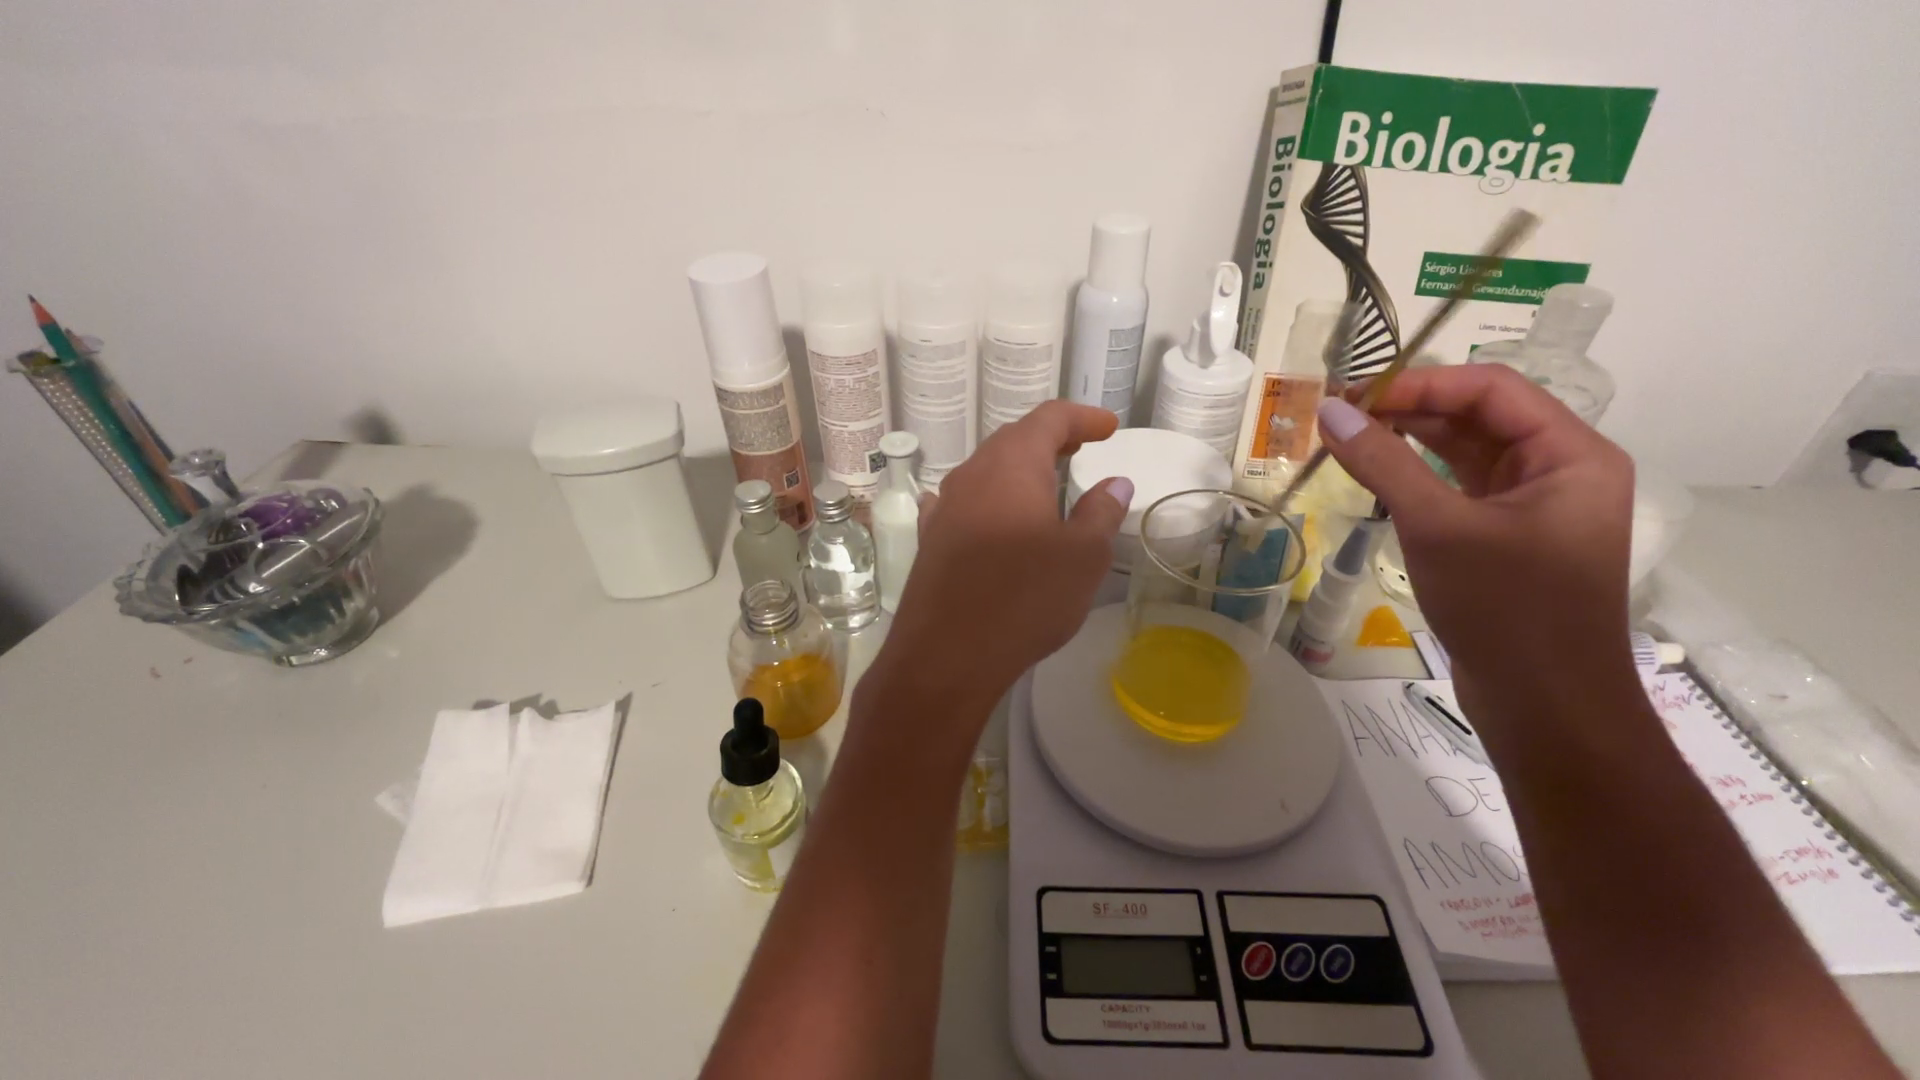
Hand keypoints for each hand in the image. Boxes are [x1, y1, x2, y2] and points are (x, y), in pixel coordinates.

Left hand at [867, 401, 1132, 719]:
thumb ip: (1101, 512)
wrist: (945, 655)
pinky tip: (988, 515)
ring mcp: (944, 508)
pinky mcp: (930, 541)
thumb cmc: (1024, 598)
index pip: (1049, 419)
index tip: (1108, 427)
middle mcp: (972, 475)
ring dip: (1017, 471)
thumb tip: (1114, 483)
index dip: (1082, 418)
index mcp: (1012, 465)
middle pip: (1013, 440)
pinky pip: (963, 504)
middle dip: (1050, 439)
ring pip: (986, 472)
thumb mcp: (1083, 557)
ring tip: (1044, 485)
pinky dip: (988, 501)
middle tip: (1080, 448)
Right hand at [1315, 364, 1637, 717]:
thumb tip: (1328, 411)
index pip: (1490, 388)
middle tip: (1338, 416)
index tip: (1352, 396)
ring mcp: (1536, 507)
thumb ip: (1382, 462)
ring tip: (1347, 439)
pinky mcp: (1509, 539)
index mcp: (1570, 454)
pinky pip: (1461, 489)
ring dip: (1410, 441)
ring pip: (1467, 453)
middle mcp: (1561, 470)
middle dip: (1410, 409)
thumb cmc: (1507, 610)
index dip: (1419, 383)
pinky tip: (1377, 476)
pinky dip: (1419, 478)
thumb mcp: (1438, 528)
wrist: (1547, 708)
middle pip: (1479, 415)